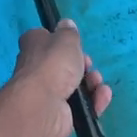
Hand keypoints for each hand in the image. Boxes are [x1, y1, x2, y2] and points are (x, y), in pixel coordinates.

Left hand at [0, 20, 111, 136]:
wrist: (44, 105)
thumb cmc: (53, 63)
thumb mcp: (66, 39)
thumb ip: (69, 32)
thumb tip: (66, 24)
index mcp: (33, 45)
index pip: (47, 40)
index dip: (64, 42)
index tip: (77, 45)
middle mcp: (37, 68)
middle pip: (65, 64)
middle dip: (82, 64)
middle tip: (87, 64)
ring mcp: (48, 92)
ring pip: (75, 85)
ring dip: (91, 82)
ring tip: (96, 82)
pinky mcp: (60, 112)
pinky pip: (81, 105)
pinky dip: (94, 101)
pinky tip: (102, 96)